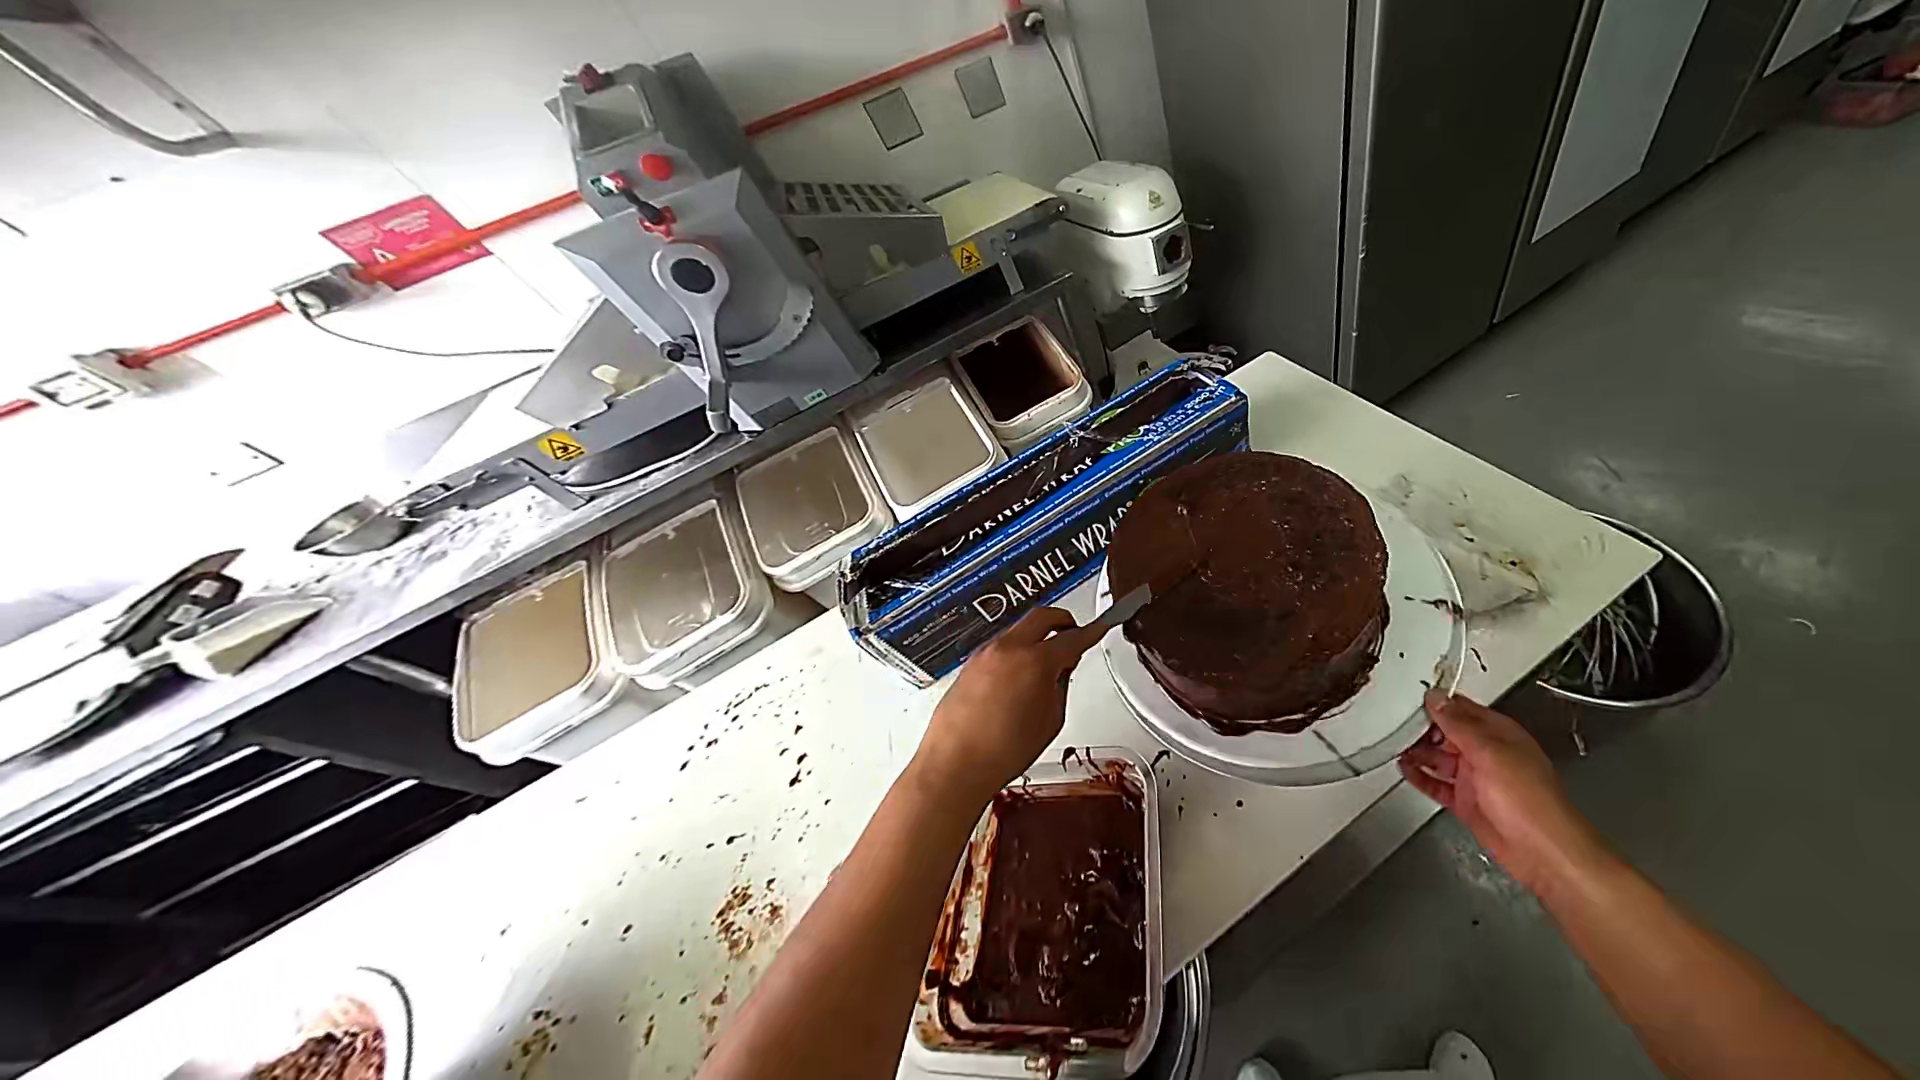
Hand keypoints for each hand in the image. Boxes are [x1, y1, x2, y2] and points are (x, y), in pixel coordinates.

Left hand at [911, 607, 1106, 803]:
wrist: (956, 762)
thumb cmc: (1000, 750)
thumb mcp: (1050, 719)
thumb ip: (1060, 686)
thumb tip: (1060, 673)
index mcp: (1035, 660)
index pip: (1072, 637)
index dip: (1090, 633)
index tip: (1097, 629)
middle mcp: (1007, 649)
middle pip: (1042, 617)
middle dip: (1062, 620)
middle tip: (1073, 631)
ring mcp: (985, 654)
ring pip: (1018, 630)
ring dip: (1036, 636)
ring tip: (1047, 660)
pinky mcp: (970, 664)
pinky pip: (999, 647)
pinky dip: (1016, 651)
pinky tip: (1021, 674)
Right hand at [1399, 689, 1611, 896]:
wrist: (1544, 854)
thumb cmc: (1530, 803)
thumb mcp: (1490, 753)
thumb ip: (1459, 724)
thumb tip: (1436, 698)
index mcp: (1500, 736)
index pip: (1462, 710)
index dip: (1436, 702)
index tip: (1407, 698)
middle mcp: (1487, 754)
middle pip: (1446, 733)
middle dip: (1421, 728)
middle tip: (1392, 723)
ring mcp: (1476, 779)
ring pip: (1438, 757)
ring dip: (1416, 751)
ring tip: (1393, 744)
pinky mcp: (1466, 801)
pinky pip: (1436, 783)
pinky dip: (1419, 775)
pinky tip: (1405, 769)